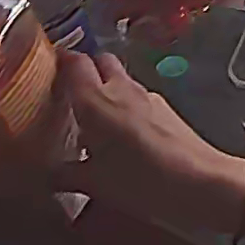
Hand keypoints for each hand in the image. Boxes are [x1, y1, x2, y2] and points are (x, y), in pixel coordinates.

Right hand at [53, 52, 244, 231]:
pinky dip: (125, 103)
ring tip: (94, 116)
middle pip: (99, 60)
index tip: (44, 70)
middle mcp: (120, 88)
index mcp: (96, 100)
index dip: (58, 60)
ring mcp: (146, 95)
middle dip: (85, 68)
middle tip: (69, 92)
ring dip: (106, 87)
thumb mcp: (97, 184)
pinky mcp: (165, 106)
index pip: (73, 62)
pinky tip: (123, 131)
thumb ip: (67, 175)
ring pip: (120, 77)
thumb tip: (46, 175)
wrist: (200, 181)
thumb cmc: (141, 180)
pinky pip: (137, 95)